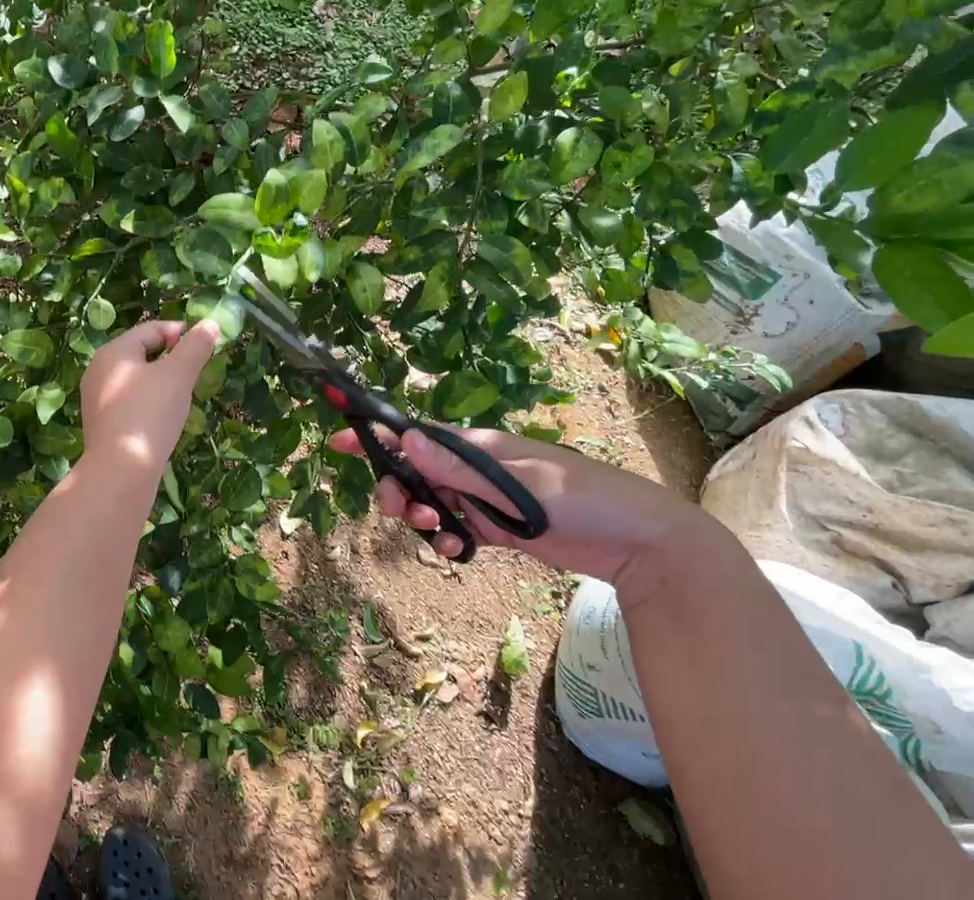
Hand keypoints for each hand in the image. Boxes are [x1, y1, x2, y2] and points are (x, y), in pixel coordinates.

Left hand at [80, 319, 219, 473]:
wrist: (120, 470)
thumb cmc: (149, 413)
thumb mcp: (178, 375)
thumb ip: (194, 347)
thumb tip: (209, 324)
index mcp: (113, 352)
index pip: (150, 329)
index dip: (179, 332)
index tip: (204, 346)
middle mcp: (98, 371)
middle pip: (140, 354)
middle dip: (170, 359)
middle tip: (196, 373)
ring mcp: (96, 399)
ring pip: (134, 380)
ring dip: (160, 383)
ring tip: (183, 397)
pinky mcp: (100, 424)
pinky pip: (129, 403)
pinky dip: (148, 404)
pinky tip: (163, 420)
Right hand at [329, 424, 732, 593]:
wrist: (645, 545)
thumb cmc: (585, 501)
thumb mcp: (518, 484)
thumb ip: (459, 467)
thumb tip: (406, 439)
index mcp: (480, 446)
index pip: (417, 435)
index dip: (378, 437)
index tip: (340, 441)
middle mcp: (476, 468)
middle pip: (415, 473)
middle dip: (397, 490)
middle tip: (397, 512)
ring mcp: (485, 498)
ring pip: (430, 502)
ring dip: (421, 518)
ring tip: (437, 535)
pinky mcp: (496, 527)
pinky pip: (454, 529)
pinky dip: (446, 540)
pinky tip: (457, 551)